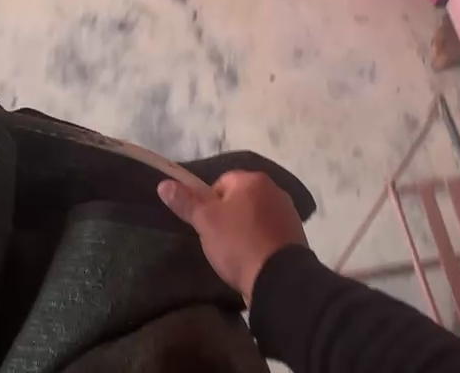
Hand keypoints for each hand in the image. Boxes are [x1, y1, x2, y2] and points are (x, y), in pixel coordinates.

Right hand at [158, 170, 307, 303]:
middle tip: (220, 241)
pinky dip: (261, 240)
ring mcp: (287, 210)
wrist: (279, 279)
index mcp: (252, 180)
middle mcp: (273, 188)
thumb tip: (164, 183)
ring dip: (246, 228)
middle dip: (229, 216)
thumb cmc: (239, 244)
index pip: (222, 183)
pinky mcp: (295, 233)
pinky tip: (255, 258)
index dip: (210, 204)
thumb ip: (186, 202)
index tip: (207, 226)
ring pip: (256, 215)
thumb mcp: (206, 223)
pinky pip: (270, 231)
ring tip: (237, 253)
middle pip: (240, 198)